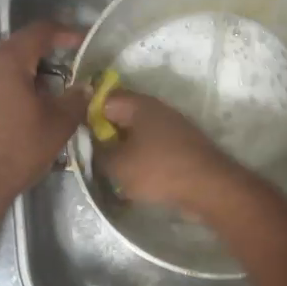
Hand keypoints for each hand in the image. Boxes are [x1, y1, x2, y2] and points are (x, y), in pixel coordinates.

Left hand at [0, 22, 85, 215]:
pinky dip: (9, 90)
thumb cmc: (16, 150)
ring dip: (27, 77)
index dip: (66, 33)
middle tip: (68, 78)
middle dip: (46, 59)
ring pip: (3, 67)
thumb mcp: (57, 125)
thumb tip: (85, 87)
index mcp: (6, 59)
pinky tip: (21, 114)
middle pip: (20, 48)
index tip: (84, 44)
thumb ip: (76, 99)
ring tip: (47, 100)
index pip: (40, 31)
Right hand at [97, 90, 243, 214]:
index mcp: (138, 105)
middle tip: (95, 156)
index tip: (78, 134)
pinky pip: (153, 147)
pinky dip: (142, 159)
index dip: (87, 114)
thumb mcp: (117, 165)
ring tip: (114, 170)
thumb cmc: (158, 170)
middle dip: (106, 134)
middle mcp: (156, 109)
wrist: (208, 187)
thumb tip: (94, 145)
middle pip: (122, 116)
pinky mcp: (182, 145)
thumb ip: (98, 152)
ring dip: (124, 149)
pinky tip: (136, 178)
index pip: (104, 98)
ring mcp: (172, 126)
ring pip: (138, 133)